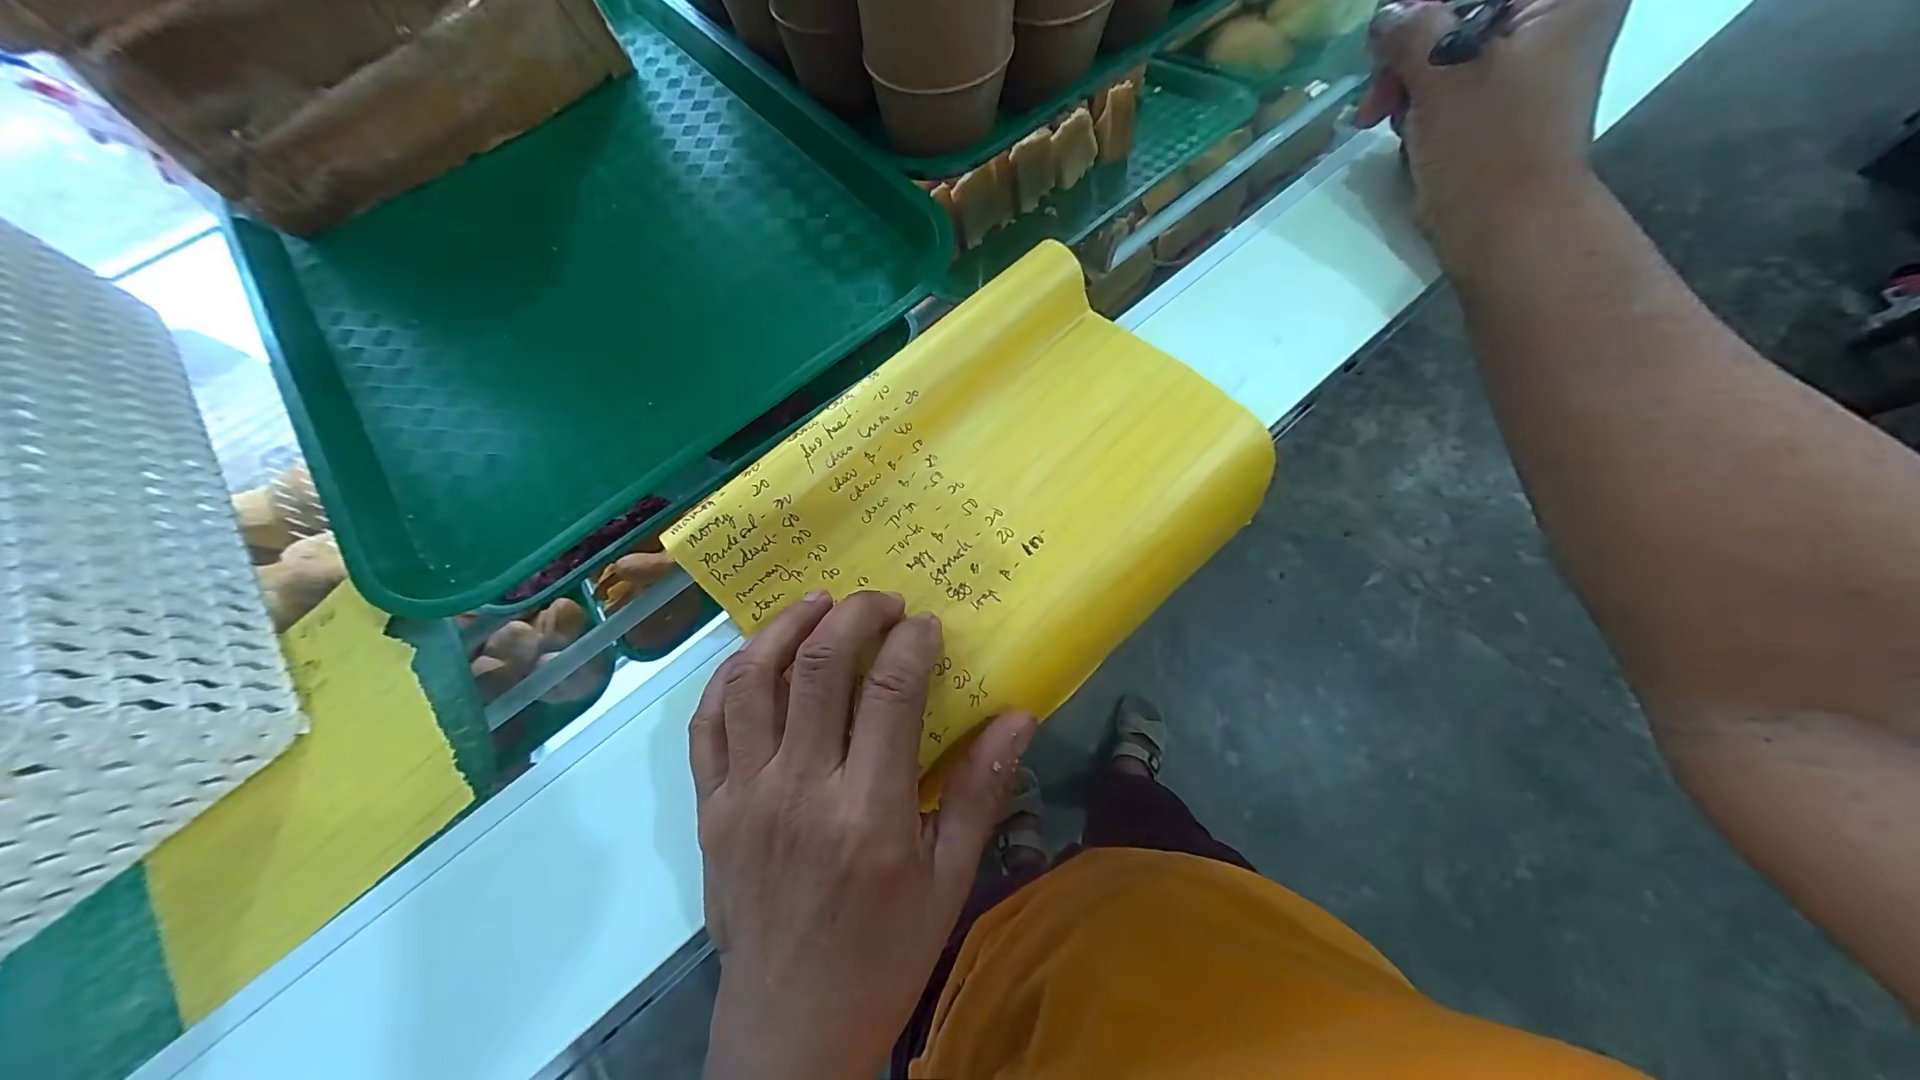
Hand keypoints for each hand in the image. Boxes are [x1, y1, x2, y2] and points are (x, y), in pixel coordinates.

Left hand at [693, 590, 1037, 1079]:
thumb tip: (1019, 716)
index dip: (911, 642)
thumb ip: (981, 792)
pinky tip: (758, 654)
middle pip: (819, 667)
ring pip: (753, 680)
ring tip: (819, 604)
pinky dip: (731, 676)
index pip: (890, 691)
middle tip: (881, 601)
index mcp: (868, 810)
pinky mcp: (710, 807)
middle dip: (854, 616)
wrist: (790, 1024)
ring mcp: (745, 794)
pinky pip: (707, 722)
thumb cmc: (883, 953)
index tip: (926, 624)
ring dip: (786, 627)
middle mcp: (800, 789)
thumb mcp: (949, 880)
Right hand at [1356, 0, 1630, 262]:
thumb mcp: (1442, 75)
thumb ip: (1412, 31)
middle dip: (1412, 44)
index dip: (1427, 3)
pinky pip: (1455, 82)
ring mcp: (1530, 64)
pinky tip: (1404, 125)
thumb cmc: (1486, 144)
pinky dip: (1423, 100)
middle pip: (1465, 9)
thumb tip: (1387, 15)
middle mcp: (1558, 19)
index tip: (1388, 33)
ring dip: (1408, 77)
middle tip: (1377, 88)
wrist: (1505, 225)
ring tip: (1382, 115)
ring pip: (1453, 47)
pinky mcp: (1503, 104)